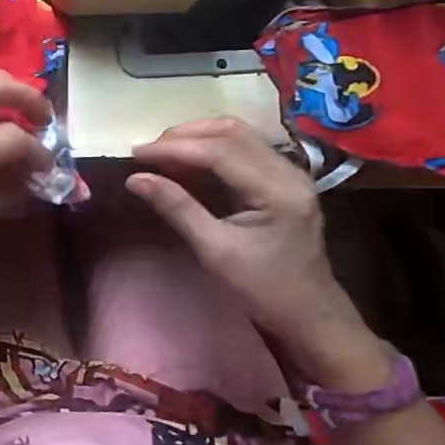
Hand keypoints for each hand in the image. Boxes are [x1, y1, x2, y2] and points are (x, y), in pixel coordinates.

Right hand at [126, 118, 393, 390]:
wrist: (308, 311)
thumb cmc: (262, 288)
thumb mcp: (215, 251)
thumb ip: (177, 208)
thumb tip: (136, 179)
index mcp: (277, 191)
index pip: (220, 152)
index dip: (174, 148)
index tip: (136, 154)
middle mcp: (289, 171)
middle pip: (231, 132)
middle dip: (184, 136)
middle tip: (147, 153)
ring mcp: (289, 172)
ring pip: (238, 135)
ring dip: (197, 138)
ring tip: (161, 155)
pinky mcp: (282, 179)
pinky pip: (243, 149)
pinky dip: (210, 149)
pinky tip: (186, 163)